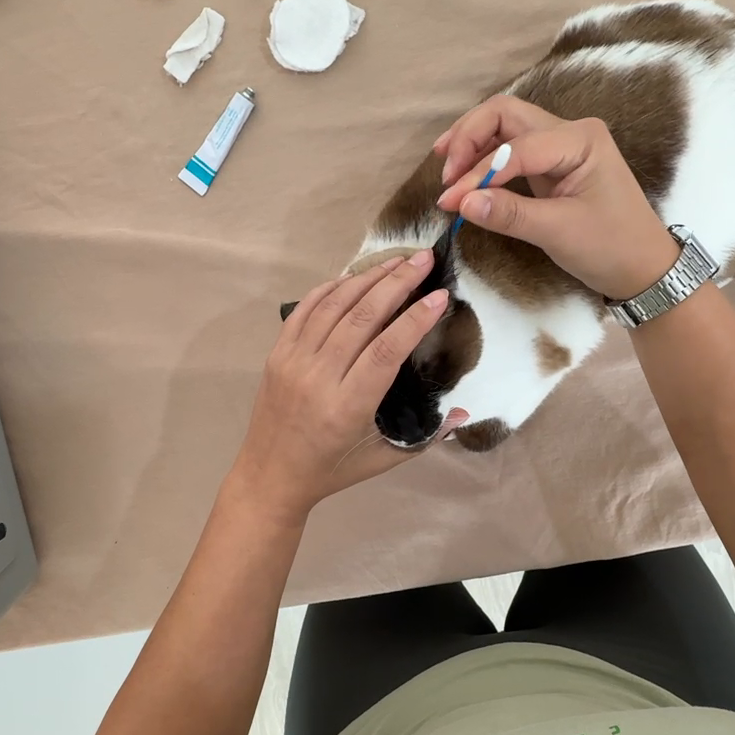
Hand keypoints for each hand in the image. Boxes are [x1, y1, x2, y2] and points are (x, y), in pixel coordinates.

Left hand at [230, 250, 467, 523]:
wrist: (270, 476)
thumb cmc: (332, 470)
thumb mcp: (383, 459)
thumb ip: (426, 437)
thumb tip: (463, 413)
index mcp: (347, 407)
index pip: (386, 351)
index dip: (415, 319)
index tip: (439, 295)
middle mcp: (318, 378)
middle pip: (361, 317)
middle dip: (396, 282)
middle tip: (425, 258)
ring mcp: (293, 362)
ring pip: (332, 306)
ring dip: (367, 278)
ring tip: (397, 261)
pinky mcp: (277, 355)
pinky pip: (304, 310)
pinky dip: (330, 288)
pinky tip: (354, 276)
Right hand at [434, 95, 681, 299]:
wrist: (643, 267)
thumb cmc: (611, 247)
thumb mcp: (559, 233)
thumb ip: (510, 214)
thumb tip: (462, 202)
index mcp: (580, 140)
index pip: (515, 146)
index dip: (478, 172)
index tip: (450, 202)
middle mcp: (569, 132)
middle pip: (505, 114)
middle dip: (469, 139)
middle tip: (445, 176)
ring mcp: (560, 146)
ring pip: (505, 127)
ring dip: (472, 143)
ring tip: (446, 171)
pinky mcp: (551, 164)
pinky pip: (511, 149)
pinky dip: (484, 158)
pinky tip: (464, 173)